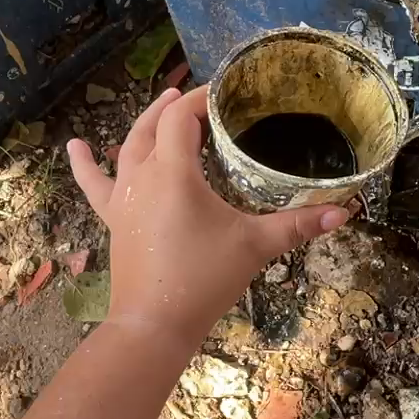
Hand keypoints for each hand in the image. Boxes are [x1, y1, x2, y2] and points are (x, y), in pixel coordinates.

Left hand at [66, 86, 348, 338]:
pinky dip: (85, 164)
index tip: (227, 94)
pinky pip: (95, 185)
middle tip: (201, 98)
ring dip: (145, 124)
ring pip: (128, 147)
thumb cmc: (204, 278)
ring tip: (161, 105)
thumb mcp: (256, 245)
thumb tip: (344, 212)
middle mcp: (142, 177)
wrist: (154, 324)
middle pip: (153, 125)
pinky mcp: (115, 220)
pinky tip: (73, 148)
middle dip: (176, 107)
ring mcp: (123, 199)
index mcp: (173, 173)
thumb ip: (298, 225)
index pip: (181, 118)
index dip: (203, 99)